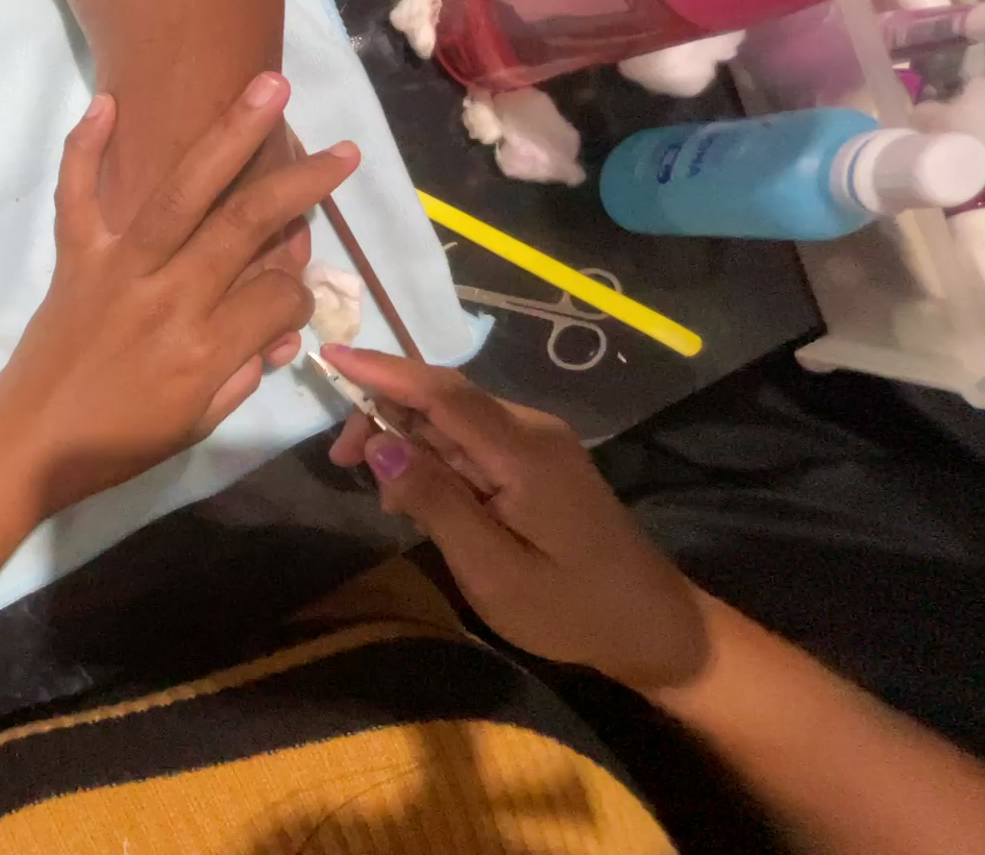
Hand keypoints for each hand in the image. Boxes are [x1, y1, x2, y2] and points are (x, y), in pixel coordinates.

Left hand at [0, 73, 359, 516]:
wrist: (31, 440)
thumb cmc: (119, 442)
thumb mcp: (198, 423)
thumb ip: (244, 371)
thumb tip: (281, 330)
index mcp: (206, 349)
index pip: (280, 293)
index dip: (300, 291)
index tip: (292, 294)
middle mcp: (169, 298)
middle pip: (246, 225)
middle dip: (300, 185)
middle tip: (341, 150)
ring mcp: (116, 269)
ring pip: (179, 195)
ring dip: (228, 137)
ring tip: (268, 88)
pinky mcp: (73, 258)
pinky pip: (76, 197)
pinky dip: (83, 151)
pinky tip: (107, 104)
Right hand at [323, 347, 709, 690]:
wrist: (655, 629)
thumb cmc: (572, 609)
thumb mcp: (493, 570)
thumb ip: (434, 502)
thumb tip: (378, 444)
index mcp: (524, 452)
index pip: (441, 393)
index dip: (382, 370)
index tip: (329, 354)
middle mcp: (528, 430)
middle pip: (436, 399)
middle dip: (379, 415)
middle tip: (341, 461)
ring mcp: (532, 442)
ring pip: (444, 419)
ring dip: (400, 441)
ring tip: (382, 495)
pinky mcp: (529, 458)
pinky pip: (462, 440)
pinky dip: (426, 457)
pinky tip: (414, 495)